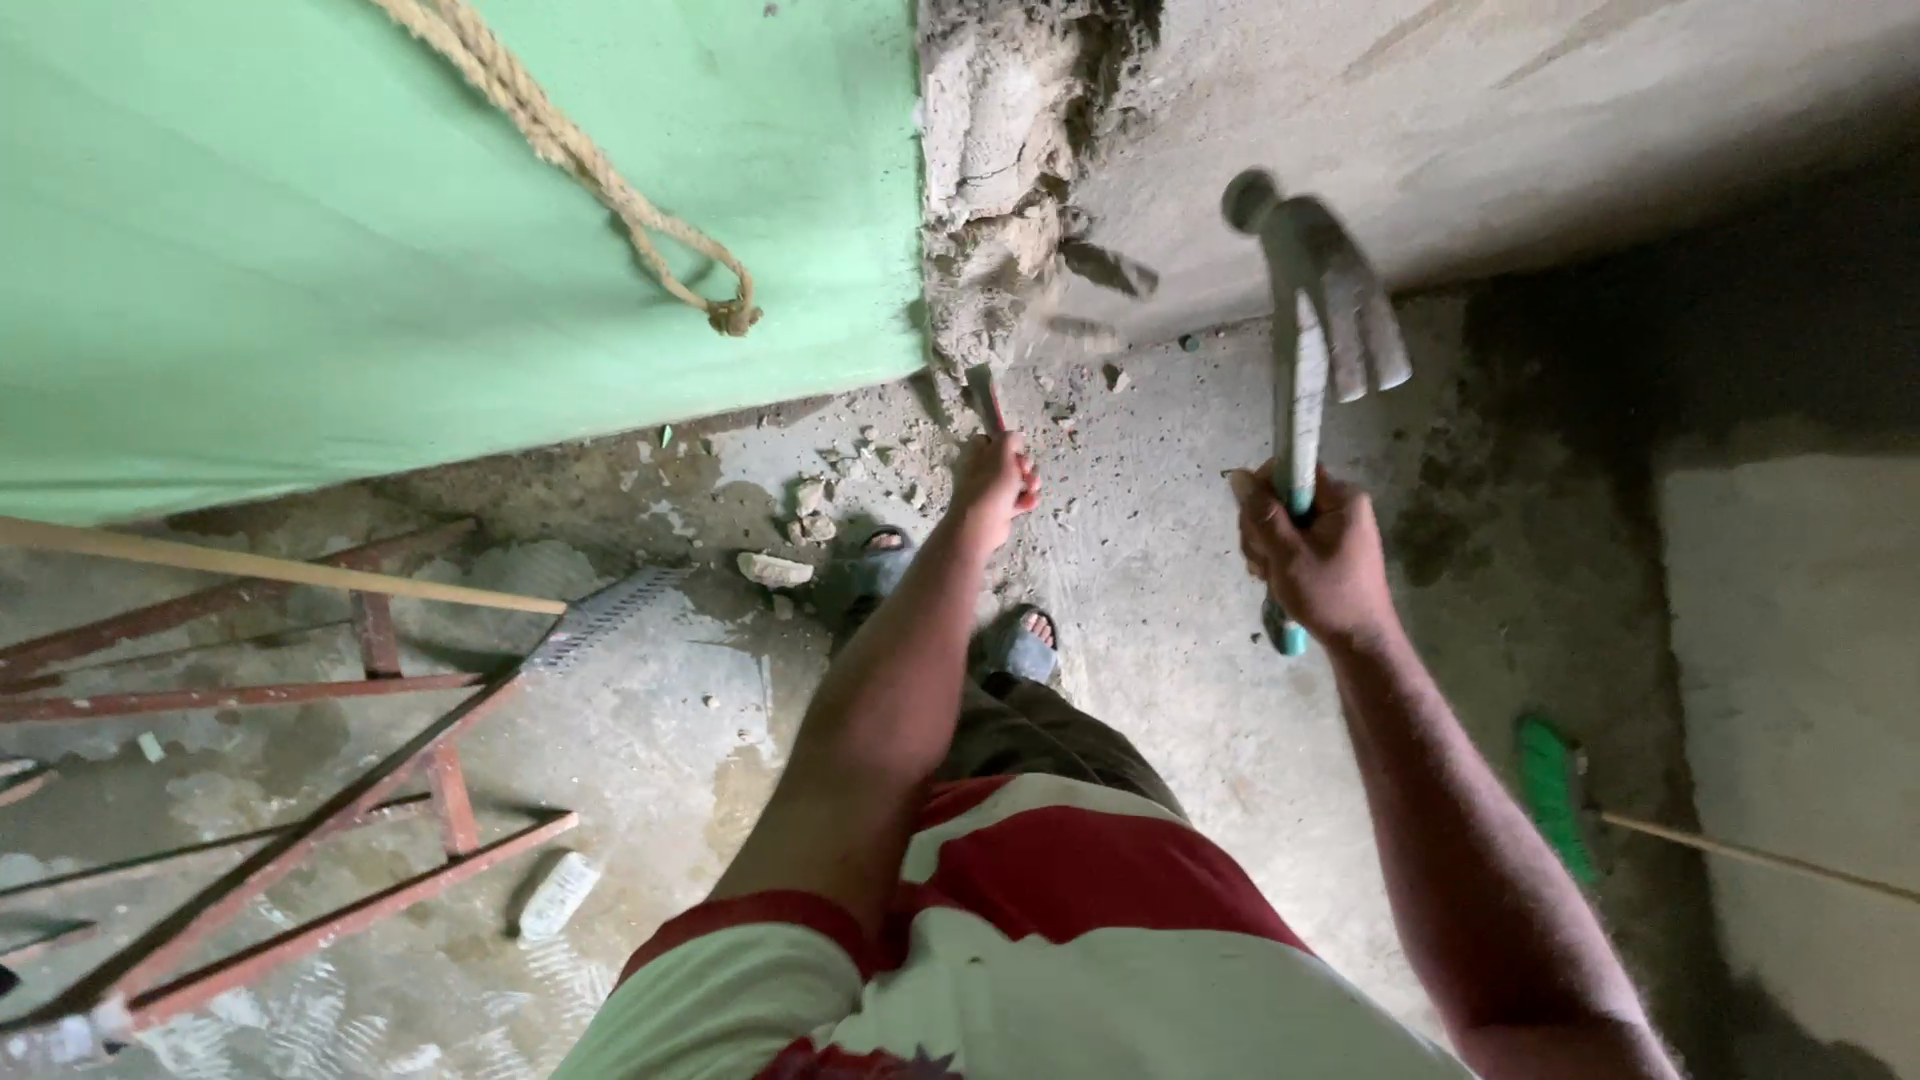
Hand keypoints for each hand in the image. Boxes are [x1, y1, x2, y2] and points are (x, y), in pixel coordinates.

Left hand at [945, 432, 1040, 554]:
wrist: (982, 524)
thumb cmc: (991, 483)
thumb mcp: (1002, 451)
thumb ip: (1010, 438)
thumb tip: (1015, 438)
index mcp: (977, 454)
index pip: (991, 440)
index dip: (1007, 443)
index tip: (1018, 449)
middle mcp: (983, 470)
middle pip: (1011, 460)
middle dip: (1025, 464)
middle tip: (1025, 472)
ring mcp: (992, 491)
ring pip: (1018, 480)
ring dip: (1031, 482)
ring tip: (1032, 488)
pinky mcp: (1002, 508)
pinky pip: (1020, 499)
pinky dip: (1027, 500)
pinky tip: (1029, 502)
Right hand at [1229, 463, 1397, 651]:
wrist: (1359, 642)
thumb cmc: (1328, 596)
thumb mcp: (1288, 555)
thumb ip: (1262, 514)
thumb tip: (1238, 476)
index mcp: (1342, 499)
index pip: (1292, 470)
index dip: (1265, 491)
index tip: (1254, 522)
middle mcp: (1339, 507)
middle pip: (1281, 496)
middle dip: (1261, 526)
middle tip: (1262, 559)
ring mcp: (1333, 528)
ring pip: (1279, 519)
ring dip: (1264, 545)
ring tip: (1268, 574)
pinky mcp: (1326, 548)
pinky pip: (1289, 537)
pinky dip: (1275, 555)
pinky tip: (1273, 576)